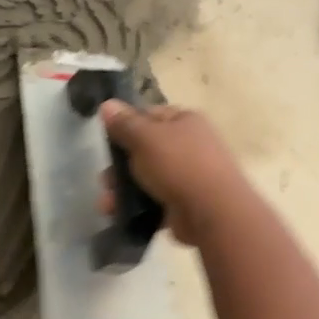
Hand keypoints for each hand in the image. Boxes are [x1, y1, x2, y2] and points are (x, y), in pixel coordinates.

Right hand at [97, 101, 248, 245]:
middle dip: (119, 166)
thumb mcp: (145, 138)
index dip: (125, 126)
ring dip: (123, 190)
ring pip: (146, 177)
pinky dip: (137, 206)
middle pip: (144, 150)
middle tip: (105, 180)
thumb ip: (124, 123)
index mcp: (185, 121)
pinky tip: (120, 214)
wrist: (213, 213)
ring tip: (107, 204)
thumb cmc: (179, 165)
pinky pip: (154, 200)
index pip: (148, 115)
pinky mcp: (185, 202)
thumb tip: (107, 105)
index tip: (107, 142)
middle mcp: (189, 144)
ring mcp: (189, 175)